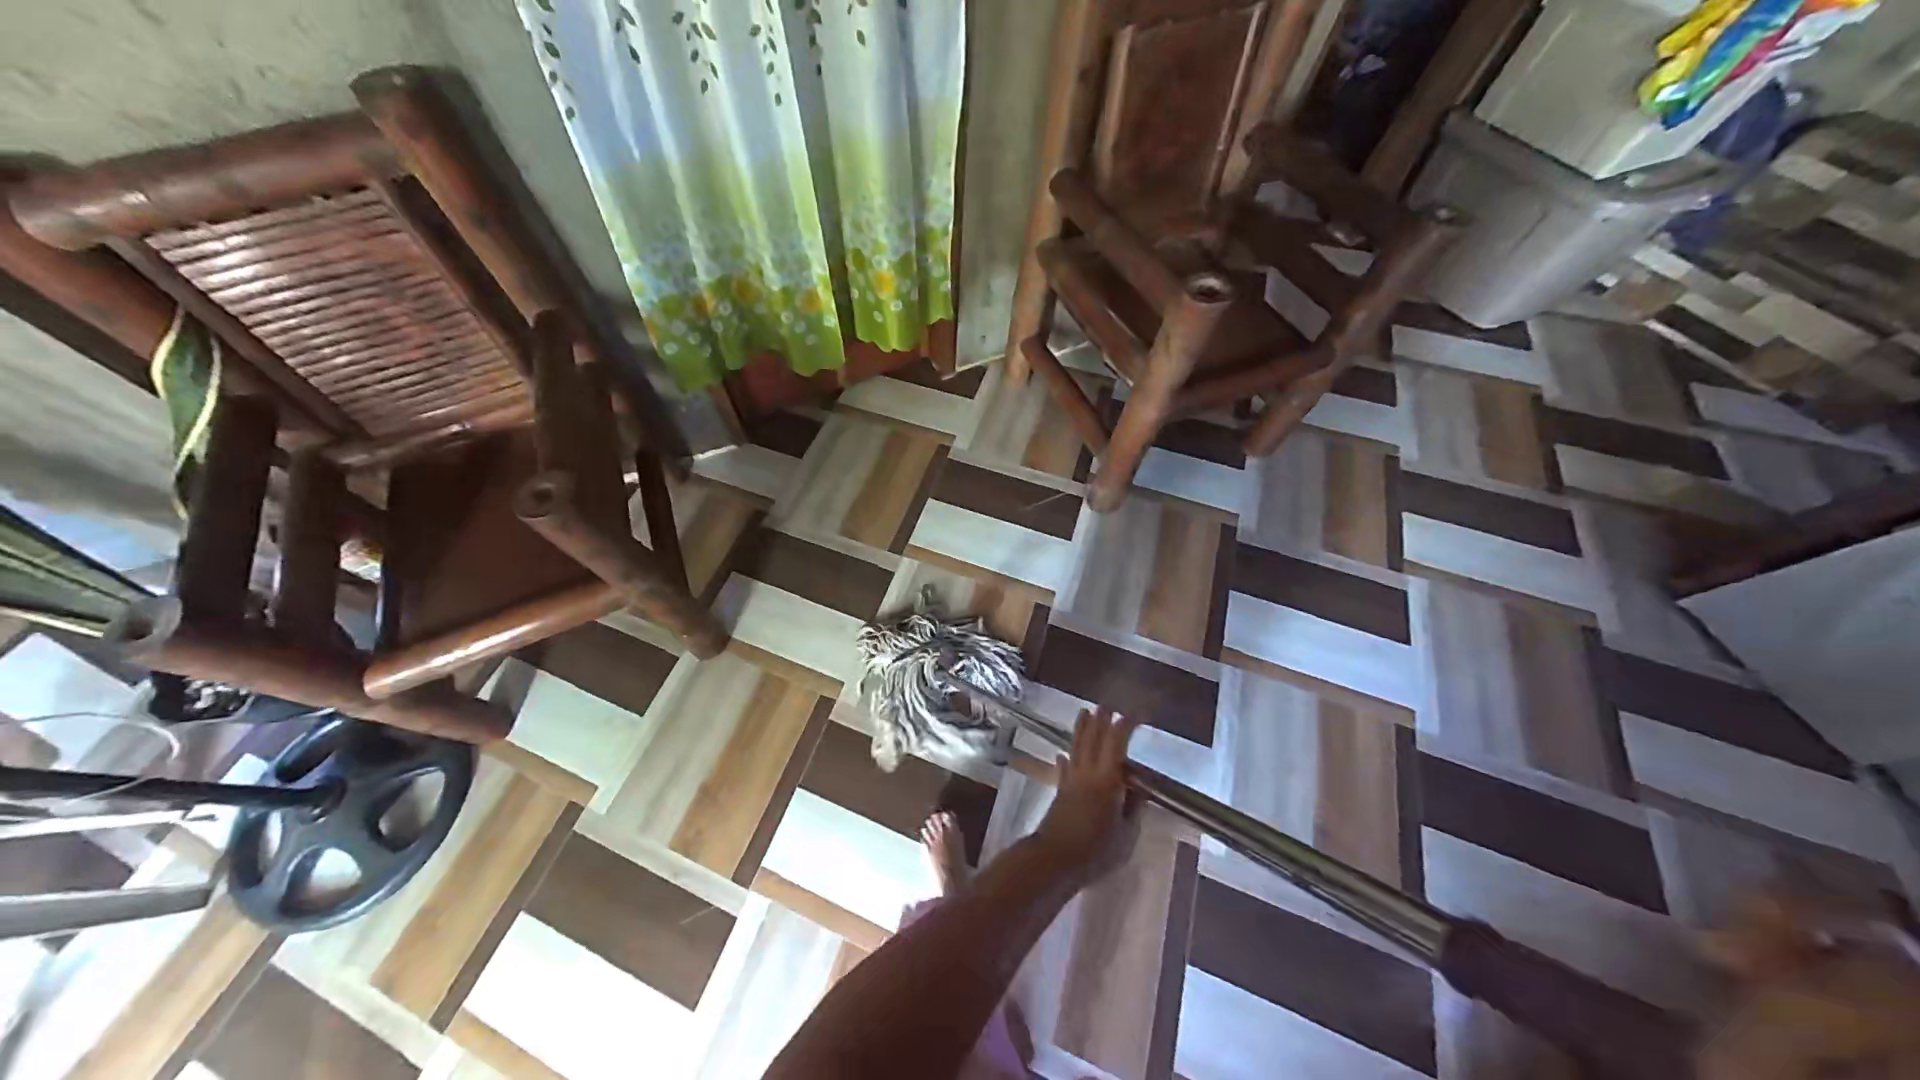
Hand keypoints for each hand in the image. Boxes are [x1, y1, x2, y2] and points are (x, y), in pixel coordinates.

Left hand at [1035, 707, 1141, 882]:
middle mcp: (1086, 772)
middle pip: (1093, 737)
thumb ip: (1133, 808)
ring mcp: (1070, 780)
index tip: (1139, 714)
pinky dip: (1066, 758)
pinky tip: (1063, 755)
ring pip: (1076, 746)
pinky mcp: (1060, 791)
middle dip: (1102, 719)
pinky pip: (1064, 767)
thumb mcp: (1126, 834)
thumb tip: (1139, 788)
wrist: (1054, 859)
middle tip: (1109, 705)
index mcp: (1106, 779)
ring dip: (1082, 728)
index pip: (1117, 741)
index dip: (1127, 724)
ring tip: (1084, 712)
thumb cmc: (1095, 850)